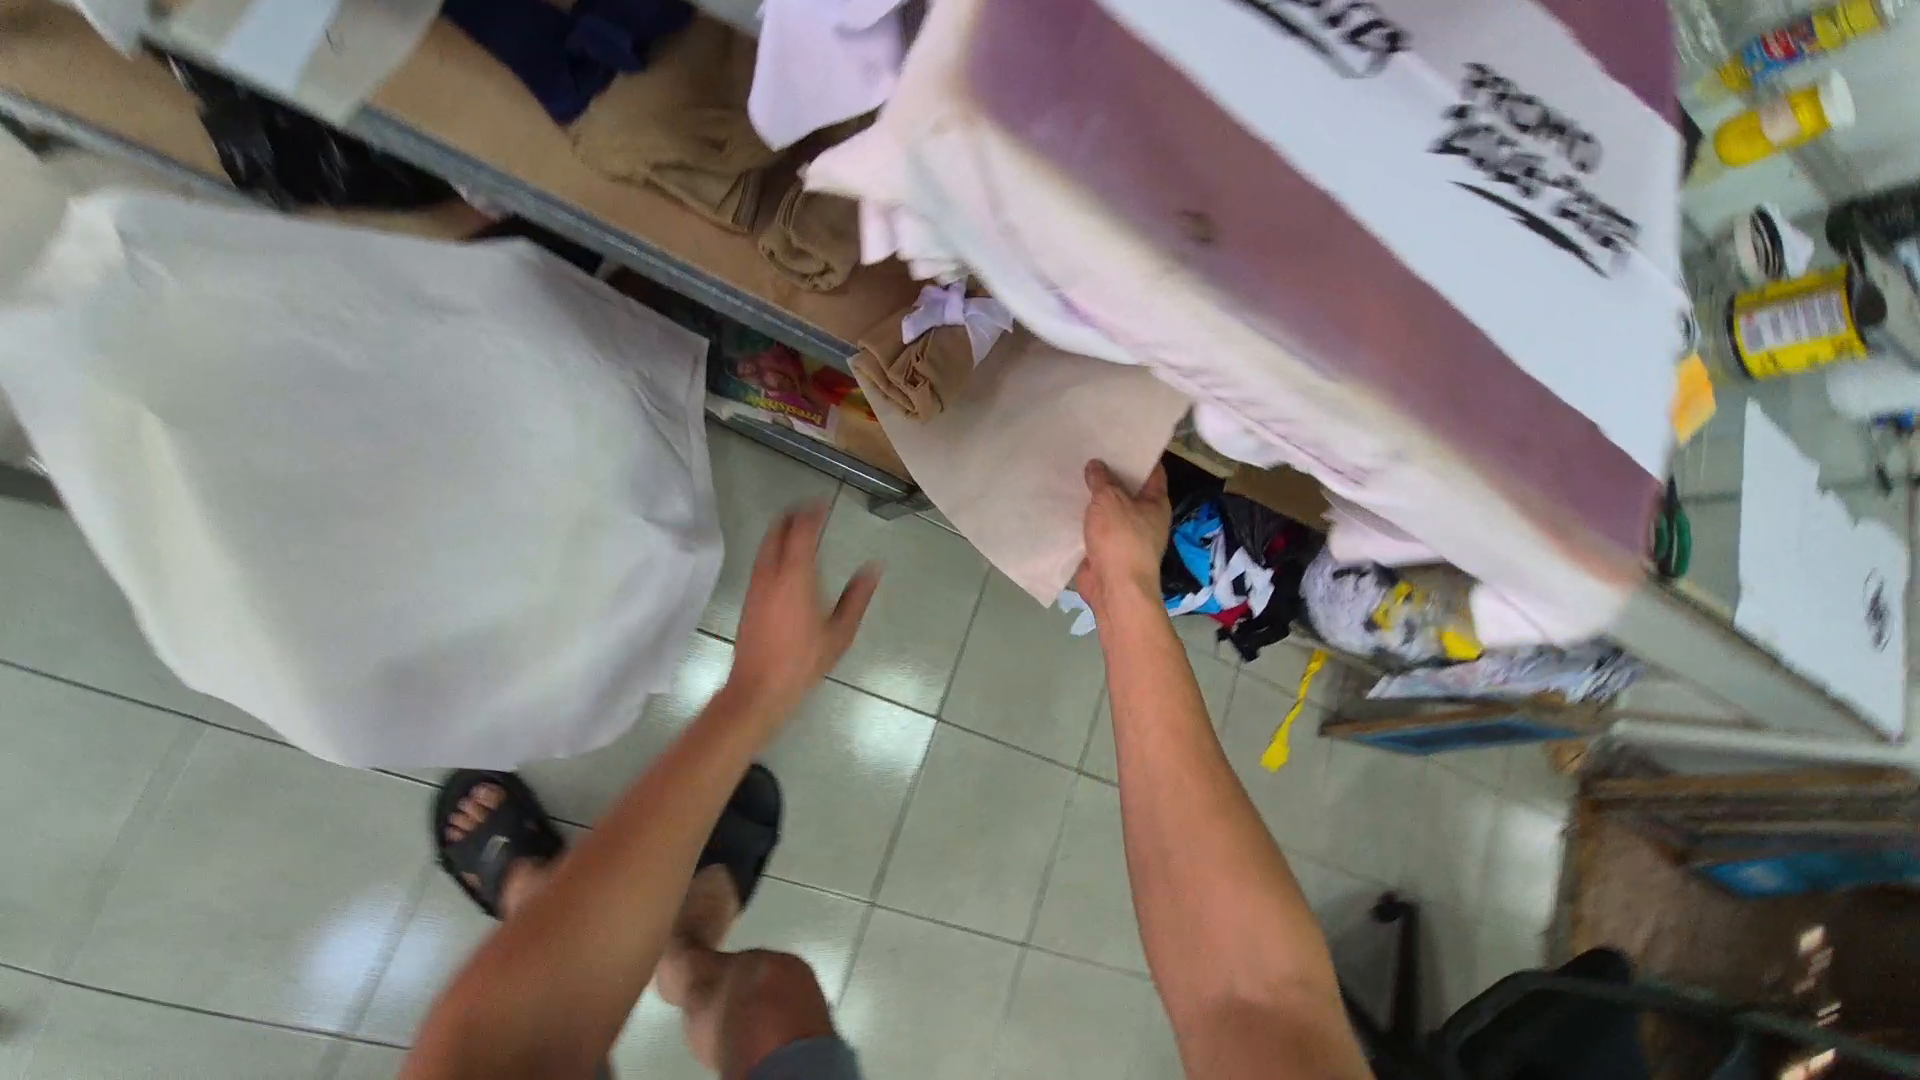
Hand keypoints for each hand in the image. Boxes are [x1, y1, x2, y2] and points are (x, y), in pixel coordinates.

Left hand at [727, 503, 881, 711]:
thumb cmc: (804, 660)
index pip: (802, 532)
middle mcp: (771, 574)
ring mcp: (756, 586)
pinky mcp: (749, 599)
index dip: (812, 513)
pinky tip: (782, 558)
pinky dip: (772, 548)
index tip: (823, 504)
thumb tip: (874, 569)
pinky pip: (760, 560)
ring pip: (765, 545)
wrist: (759, 687)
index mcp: (796, 577)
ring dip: (780, 530)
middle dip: (792, 516)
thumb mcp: (840, 632)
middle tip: (809, 509)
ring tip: (796, 526)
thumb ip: (857, 597)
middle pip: (777, 531)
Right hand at [1076, 461, 1170, 613]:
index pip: (1152, 471)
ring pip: (1108, 509)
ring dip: (1094, 497)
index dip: (1139, 454)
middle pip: (1127, 489)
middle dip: (1110, 474)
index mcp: (1156, 503)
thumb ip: (1102, 480)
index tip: (1120, 438)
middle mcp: (1144, 518)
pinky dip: (1082, 519)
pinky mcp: (1106, 550)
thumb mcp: (1110, 500)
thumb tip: (1096, 465)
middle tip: (1089, 451)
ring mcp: (1125, 536)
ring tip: (1072, 473)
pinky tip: (1065, 504)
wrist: (1115, 588)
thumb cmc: (1121, 540)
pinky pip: (1093, 528)